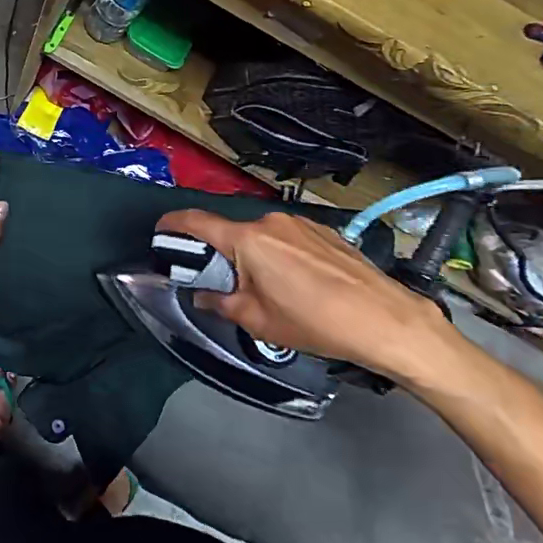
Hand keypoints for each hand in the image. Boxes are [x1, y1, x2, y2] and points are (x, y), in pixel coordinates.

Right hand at [155, 210, 455, 380]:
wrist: (381, 317)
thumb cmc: (313, 321)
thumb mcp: (258, 320)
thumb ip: (222, 303)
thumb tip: (204, 295)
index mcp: (249, 239)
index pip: (198, 222)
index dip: (174, 225)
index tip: (161, 231)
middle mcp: (273, 221)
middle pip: (234, 233)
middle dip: (223, 256)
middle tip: (225, 287)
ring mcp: (302, 223)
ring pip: (264, 236)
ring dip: (256, 257)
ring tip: (270, 291)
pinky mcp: (325, 231)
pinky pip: (290, 238)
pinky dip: (282, 255)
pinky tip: (298, 284)